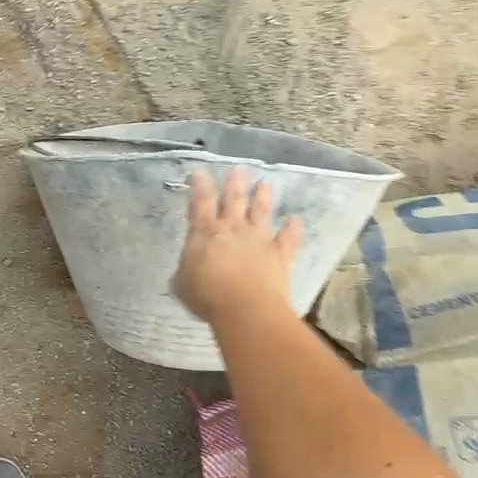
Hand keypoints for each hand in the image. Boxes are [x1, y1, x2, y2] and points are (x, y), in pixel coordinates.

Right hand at [173, 166, 302, 324]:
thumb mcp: (181, 283)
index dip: (200, 186)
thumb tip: (186, 269)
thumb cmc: (206, 295)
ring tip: (265, 183)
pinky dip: (293, 228)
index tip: (201, 171)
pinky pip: (288, 238)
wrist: (245, 308)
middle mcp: (232, 229)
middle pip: (234, 199)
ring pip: (260, 212)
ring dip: (262, 197)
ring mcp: (258, 240)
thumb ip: (185, 270)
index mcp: (204, 233)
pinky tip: (296, 219)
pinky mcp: (279, 255)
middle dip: (235, 182)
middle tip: (239, 168)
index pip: (200, 203)